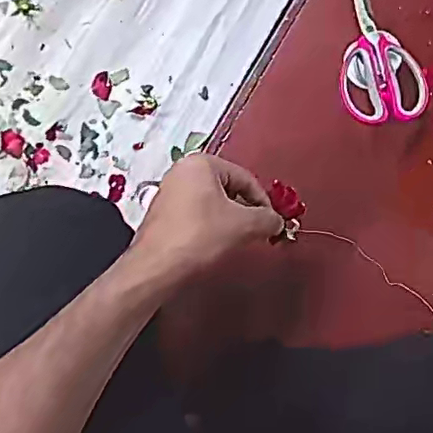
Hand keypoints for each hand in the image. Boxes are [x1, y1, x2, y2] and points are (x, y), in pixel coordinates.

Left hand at [126, 153, 284, 285]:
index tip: (272, 222)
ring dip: (231, 220)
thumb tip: (276, 221)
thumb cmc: (200, 236)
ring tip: (238, 239)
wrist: (155, 268)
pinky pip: (198, 213)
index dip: (264, 202)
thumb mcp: (244, 225)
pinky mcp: (163, 213)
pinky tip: (215, 243)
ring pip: (214, 202)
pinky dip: (212, 225)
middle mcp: (183, 171)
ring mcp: (170, 191)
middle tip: (257, 231)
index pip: (246, 179)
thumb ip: (267, 219)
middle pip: (229, 189)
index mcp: (202, 163)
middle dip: (246, 211)